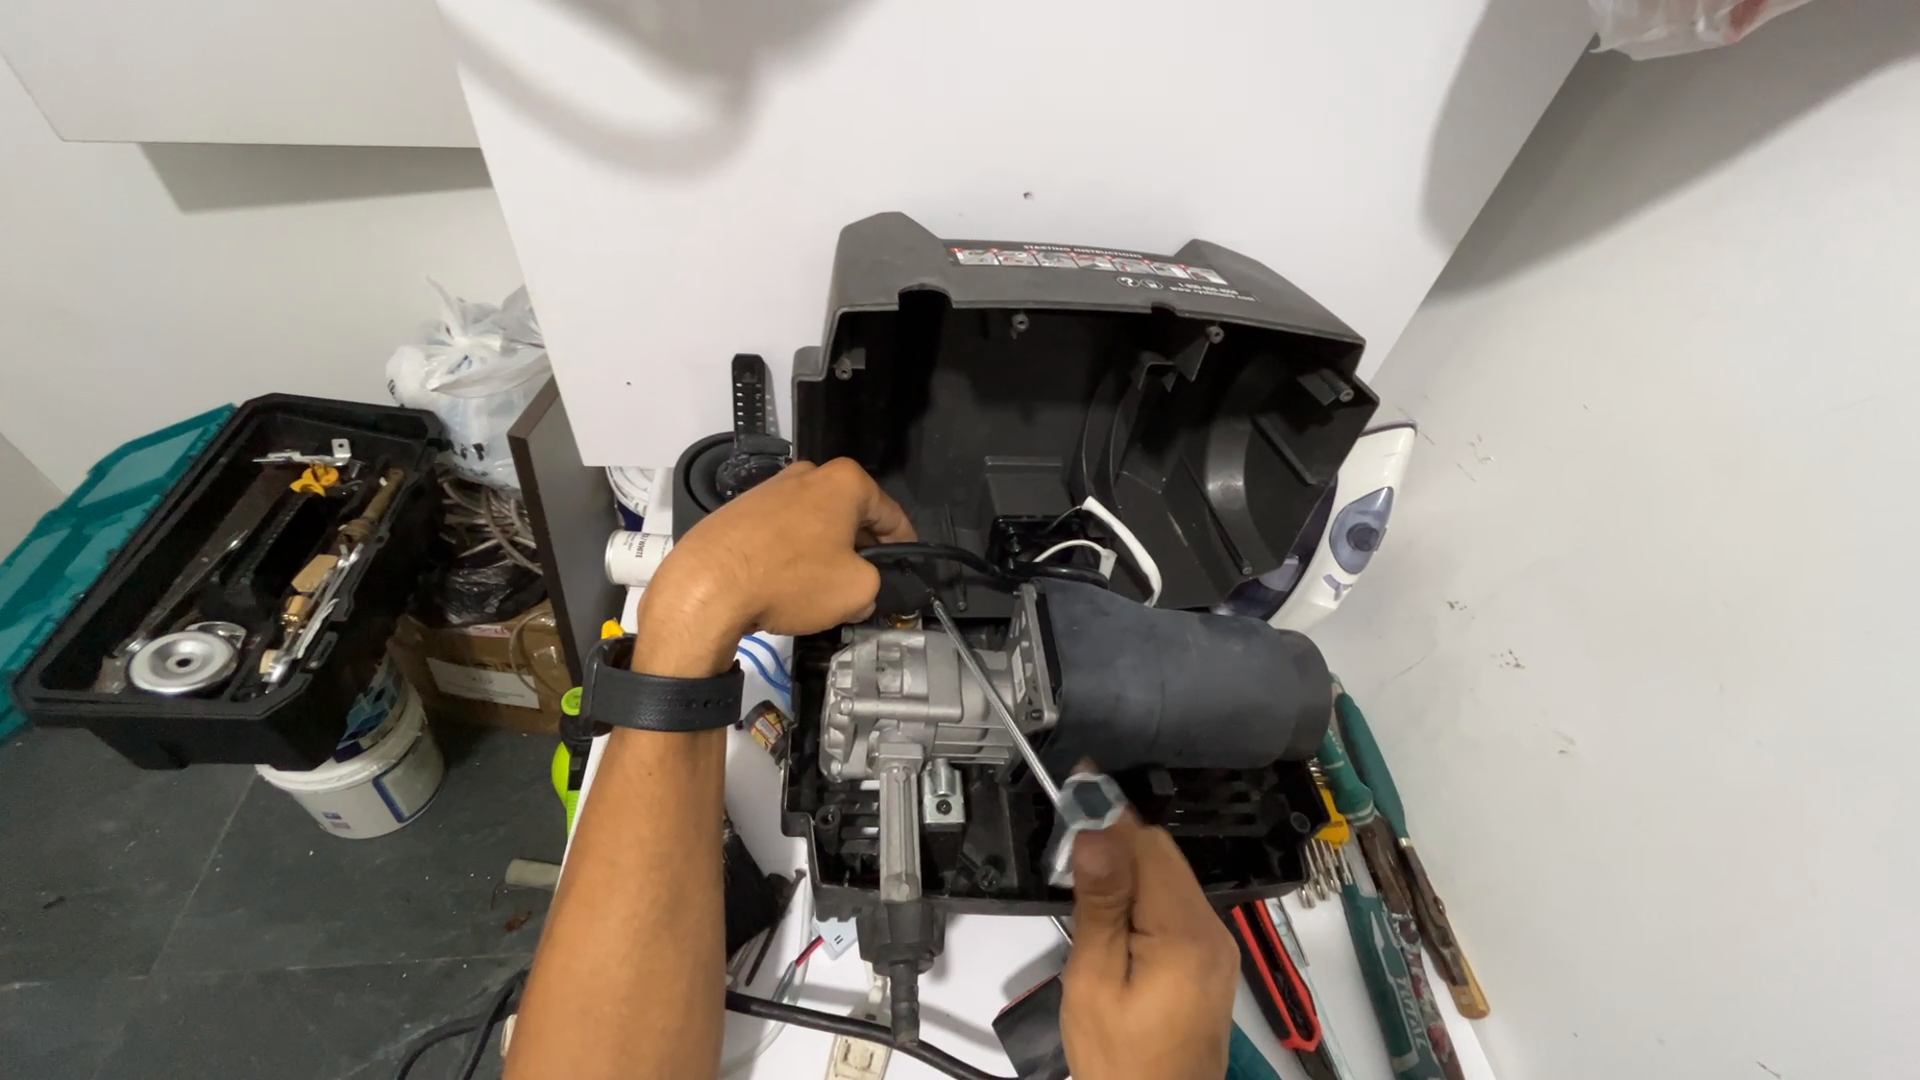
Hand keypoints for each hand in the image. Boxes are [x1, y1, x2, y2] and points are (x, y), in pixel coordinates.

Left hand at [632, 459, 914, 676]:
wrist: (706, 587)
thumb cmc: (790, 580)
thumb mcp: (858, 590)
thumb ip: (877, 583)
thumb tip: (863, 587)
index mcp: (844, 481)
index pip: (892, 514)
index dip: (904, 546)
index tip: (906, 567)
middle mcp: (807, 474)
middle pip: (851, 516)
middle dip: (862, 549)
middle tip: (867, 584)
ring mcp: (770, 489)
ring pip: (816, 525)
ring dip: (826, 553)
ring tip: (825, 591)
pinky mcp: (740, 511)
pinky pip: (782, 534)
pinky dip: (793, 556)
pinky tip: (788, 586)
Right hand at [1060, 813, 1240, 1079]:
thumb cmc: (1119, 1061)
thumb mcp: (1095, 983)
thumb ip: (1099, 905)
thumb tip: (1094, 835)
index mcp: (1185, 935)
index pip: (1146, 845)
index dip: (1107, 814)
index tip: (1075, 786)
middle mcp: (1211, 930)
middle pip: (1161, 851)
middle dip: (1115, 836)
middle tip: (1069, 844)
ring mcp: (1215, 942)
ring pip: (1167, 868)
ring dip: (1126, 859)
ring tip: (1084, 877)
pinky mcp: (1208, 953)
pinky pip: (1173, 895)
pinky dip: (1141, 885)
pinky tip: (1112, 902)